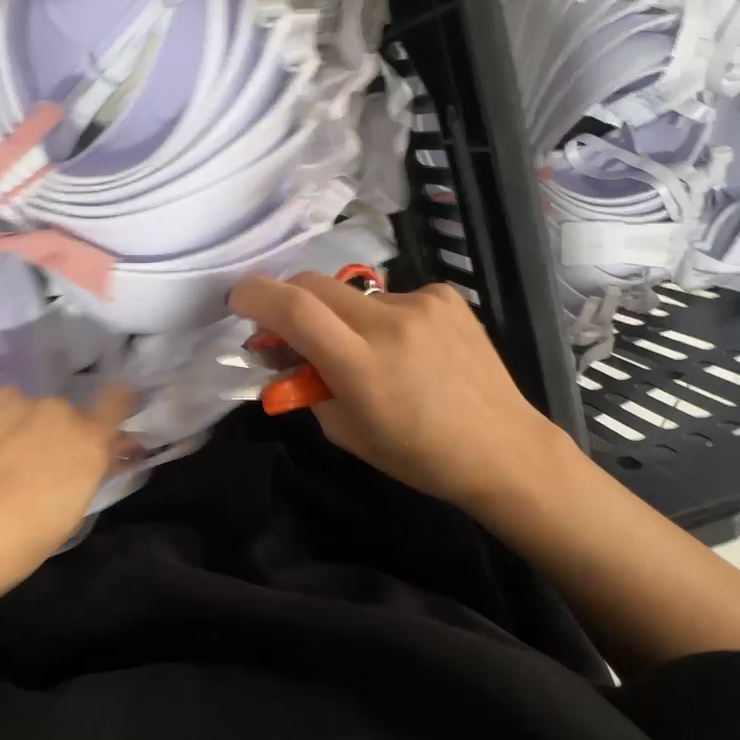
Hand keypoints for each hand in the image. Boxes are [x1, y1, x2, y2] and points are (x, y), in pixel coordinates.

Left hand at [0, 382, 132, 693]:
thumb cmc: (3, 554)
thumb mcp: (62, 521)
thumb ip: (84, 475)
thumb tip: (102, 451)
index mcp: (85, 443)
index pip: (116, 402)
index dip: (114, 406)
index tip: (104, 417)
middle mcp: (49, 409)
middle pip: (56, 412)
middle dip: (44, 434)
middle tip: (18, 470)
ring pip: (10, 407)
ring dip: (2, 427)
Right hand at [229, 273, 569, 509]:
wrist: (502, 447)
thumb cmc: (416, 454)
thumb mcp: (345, 432)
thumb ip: (307, 385)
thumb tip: (282, 354)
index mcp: (362, 366)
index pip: (294, 308)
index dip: (255, 296)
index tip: (238, 301)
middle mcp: (390, 323)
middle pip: (314, 284)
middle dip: (289, 301)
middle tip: (289, 331)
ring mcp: (422, 303)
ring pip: (353, 294)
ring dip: (341, 317)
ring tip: (365, 353)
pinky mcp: (446, 296)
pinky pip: (392, 297)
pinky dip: (381, 318)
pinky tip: (407, 349)